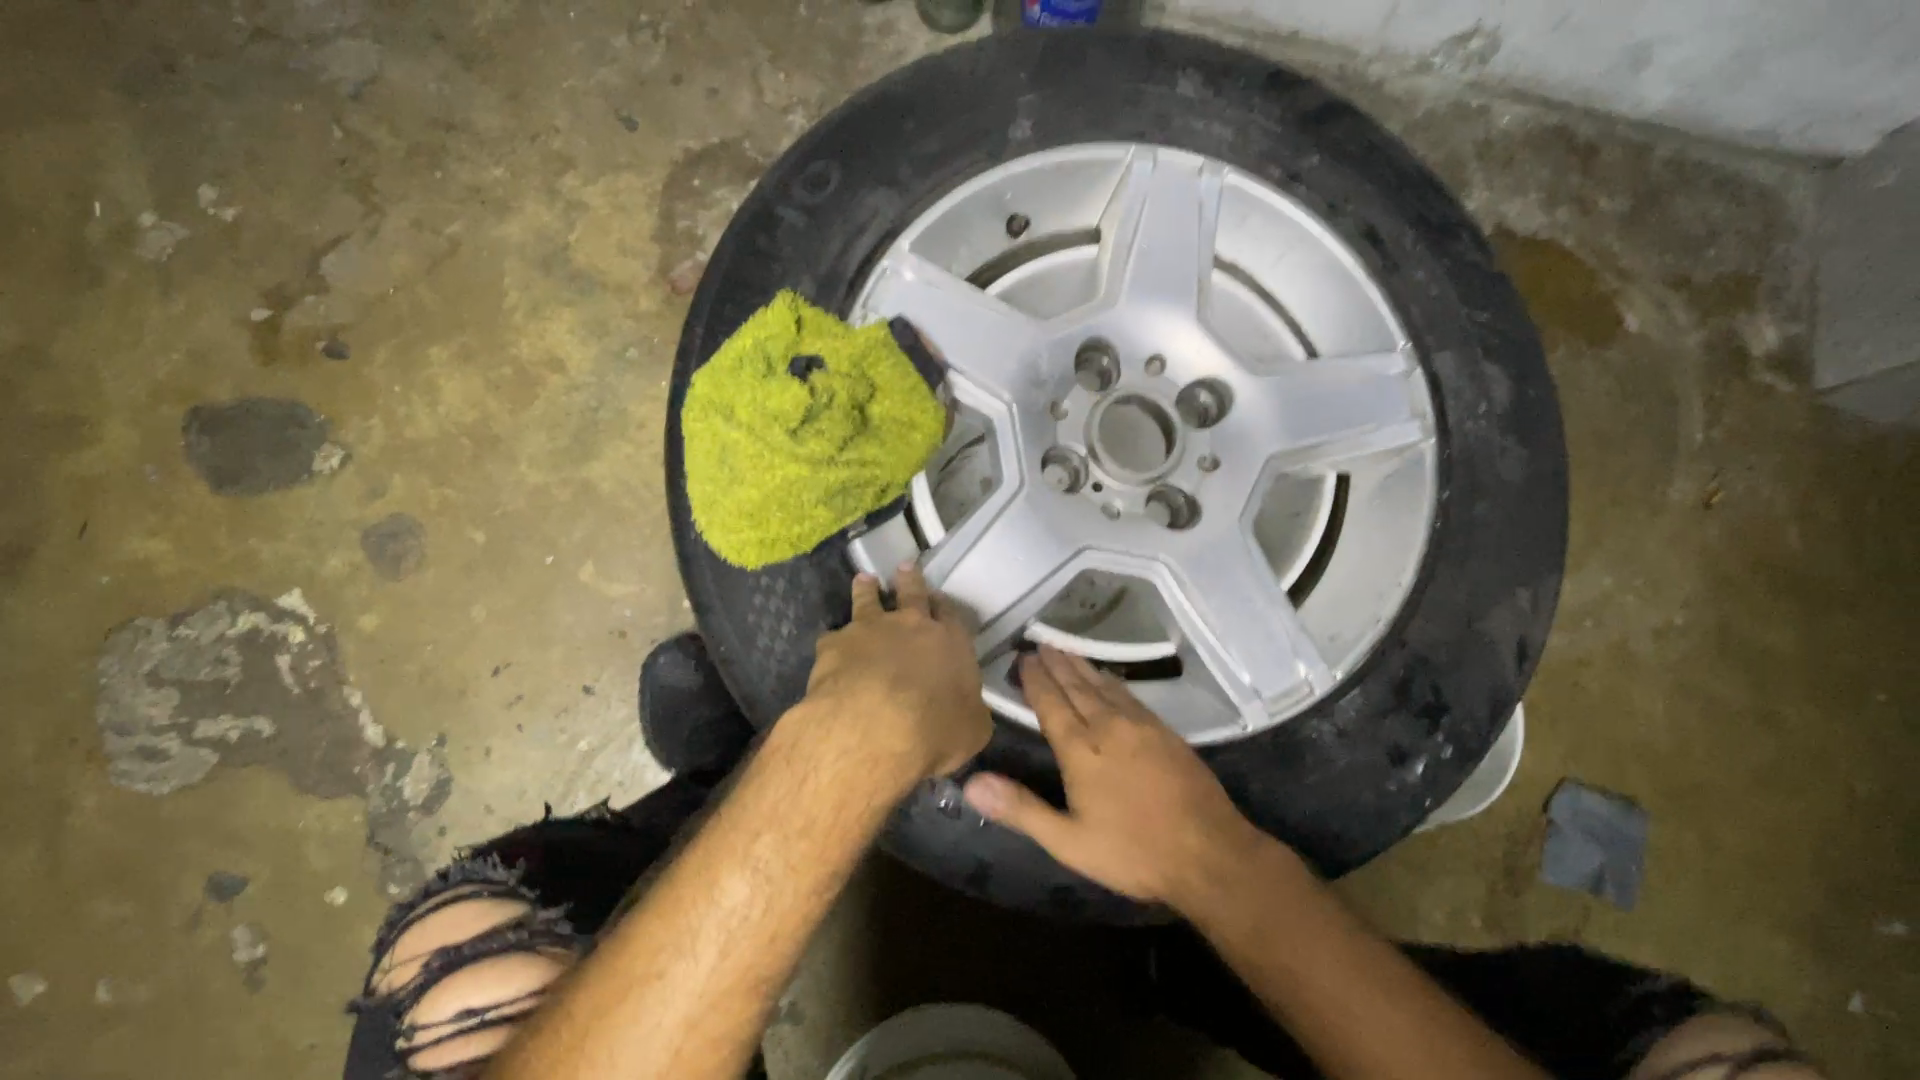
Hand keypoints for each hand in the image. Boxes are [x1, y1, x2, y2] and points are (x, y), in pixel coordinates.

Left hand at [800, 563, 991, 781]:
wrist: (873, 728)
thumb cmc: (934, 732)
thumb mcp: (972, 730)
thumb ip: (969, 712)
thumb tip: (967, 710)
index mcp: (950, 644)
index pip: (951, 616)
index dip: (945, 607)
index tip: (939, 600)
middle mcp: (911, 627)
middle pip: (911, 594)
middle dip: (910, 580)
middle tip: (905, 567)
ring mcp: (869, 630)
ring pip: (867, 601)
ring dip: (866, 590)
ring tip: (864, 580)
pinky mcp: (833, 645)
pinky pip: (832, 636)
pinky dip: (834, 640)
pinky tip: (828, 647)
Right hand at [962, 647, 1266, 910]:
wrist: (1209, 853)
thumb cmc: (1133, 852)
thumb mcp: (1068, 841)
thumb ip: (1020, 809)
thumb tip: (971, 783)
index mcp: (1081, 750)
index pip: (1051, 704)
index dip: (1035, 680)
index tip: (1022, 657)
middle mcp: (1109, 727)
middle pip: (1077, 687)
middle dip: (1056, 664)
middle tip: (1040, 642)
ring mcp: (1142, 727)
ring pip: (1104, 686)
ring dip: (1082, 667)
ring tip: (1066, 650)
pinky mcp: (1166, 732)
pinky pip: (1130, 696)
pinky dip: (1112, 681)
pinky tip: (1109, 680)